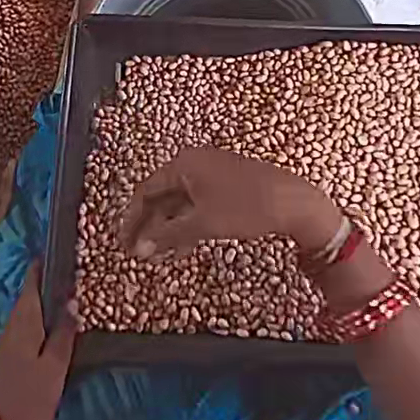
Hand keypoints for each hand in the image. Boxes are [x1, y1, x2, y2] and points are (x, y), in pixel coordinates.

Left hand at [0, 267, 78, 419]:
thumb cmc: (29, 402)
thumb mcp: (53, 368)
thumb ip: (63, 334)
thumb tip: (71, 301)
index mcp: (21, 327)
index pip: (29, 288)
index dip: (38, 269)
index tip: (52, 253)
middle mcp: (8, 333)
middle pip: (26, 302)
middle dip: (43, 286)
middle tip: (68, 276)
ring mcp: (3, 350)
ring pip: (25, 319)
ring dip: (41, 307)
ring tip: (64, 300)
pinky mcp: (4, 365)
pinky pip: (23, 333)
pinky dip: (37, 325)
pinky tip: (51, 332)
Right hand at [119, 148, 341, 258]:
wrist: (294, 202)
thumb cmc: (247, 207)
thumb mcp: (202, 224)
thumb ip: (167, 235)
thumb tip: (141, 247)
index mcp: (184, 165)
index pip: (146, 191)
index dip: (133, 219)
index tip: (125, 242)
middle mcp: (196, 164)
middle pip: (162, 196)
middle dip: (150, 226)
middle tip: (138, 252)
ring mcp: (213, 173)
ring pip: (181, 203)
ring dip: (169, 228)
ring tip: (159, 255)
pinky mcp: (228, 185)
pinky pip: (199, 204)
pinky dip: (188, 224)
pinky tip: (184, 246)